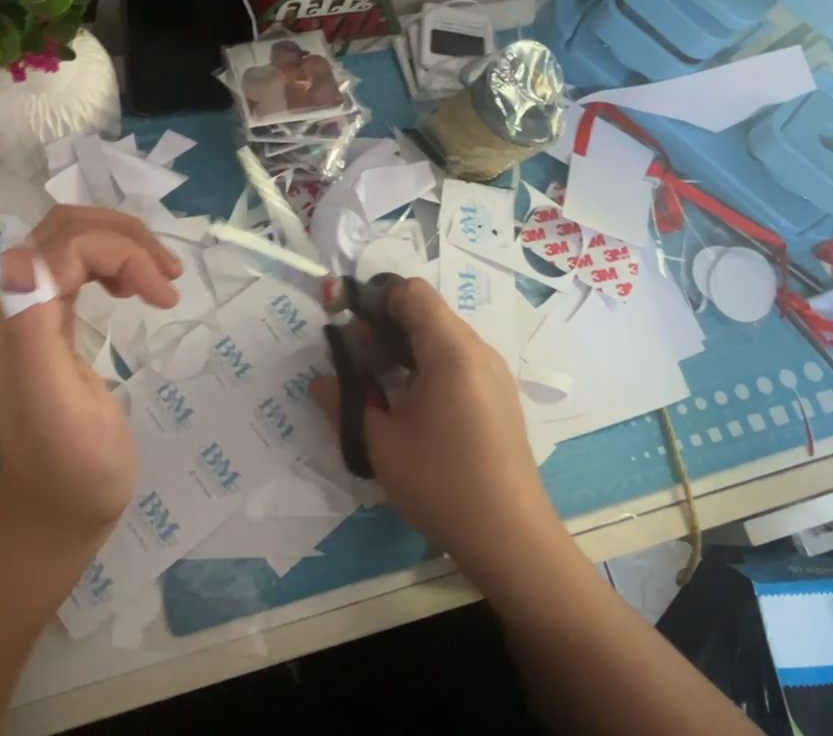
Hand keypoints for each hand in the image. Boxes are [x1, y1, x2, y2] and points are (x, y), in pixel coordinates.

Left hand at [0, 207, 182, 544]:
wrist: (59, 513)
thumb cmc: (71, 466)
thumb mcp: (55, 401)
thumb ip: (33, 326)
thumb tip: (20, 255)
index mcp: (13, 314)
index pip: (68, 243)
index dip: (122, 252)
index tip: (166, 296)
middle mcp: (16, 302)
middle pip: (68, 230)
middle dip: (126, 239)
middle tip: (169, 277)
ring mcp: (32, 312)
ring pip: (77, 242)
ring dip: (125, 246)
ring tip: (162, 280)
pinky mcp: (51, 325)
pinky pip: (80, 268)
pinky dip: (116, 264)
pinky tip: (136, 288)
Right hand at [310, 277, 561, 579]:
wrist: (511, 539)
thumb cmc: (442, 482)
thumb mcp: (379, 442)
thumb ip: (345, 400)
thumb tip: (321, 381)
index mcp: (451, 350)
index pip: (410, 293)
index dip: (372, 298)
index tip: (342, 323)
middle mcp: (478, 352)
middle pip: (425, 314)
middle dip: (382, 328)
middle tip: (351, 362)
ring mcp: (493, 377)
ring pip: (440, 340)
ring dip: (402, 351)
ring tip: (374, 387)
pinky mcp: (498, 401)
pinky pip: (456, 364)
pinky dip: (425, 369)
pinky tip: (406, 408)